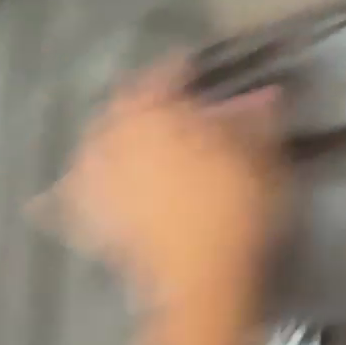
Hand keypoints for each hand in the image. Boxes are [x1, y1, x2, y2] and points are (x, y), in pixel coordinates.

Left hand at [50, 58, 283, 314]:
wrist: (202, 283)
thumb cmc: (238, 209)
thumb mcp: (262, 157)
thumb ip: (256, 120)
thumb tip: (265, 92)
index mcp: (161, 121)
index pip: (161, 79)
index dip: (175, 67)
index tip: (189, 62)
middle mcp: (121, 146)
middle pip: (119, 109)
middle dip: (137, 98)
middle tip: (159, 94)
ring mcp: (103, 185)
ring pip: (95, 145)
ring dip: (110, 131)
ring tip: (127, 128)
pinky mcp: (97, 220)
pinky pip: (79, 189)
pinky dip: (86, 176)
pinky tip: (89, 176)